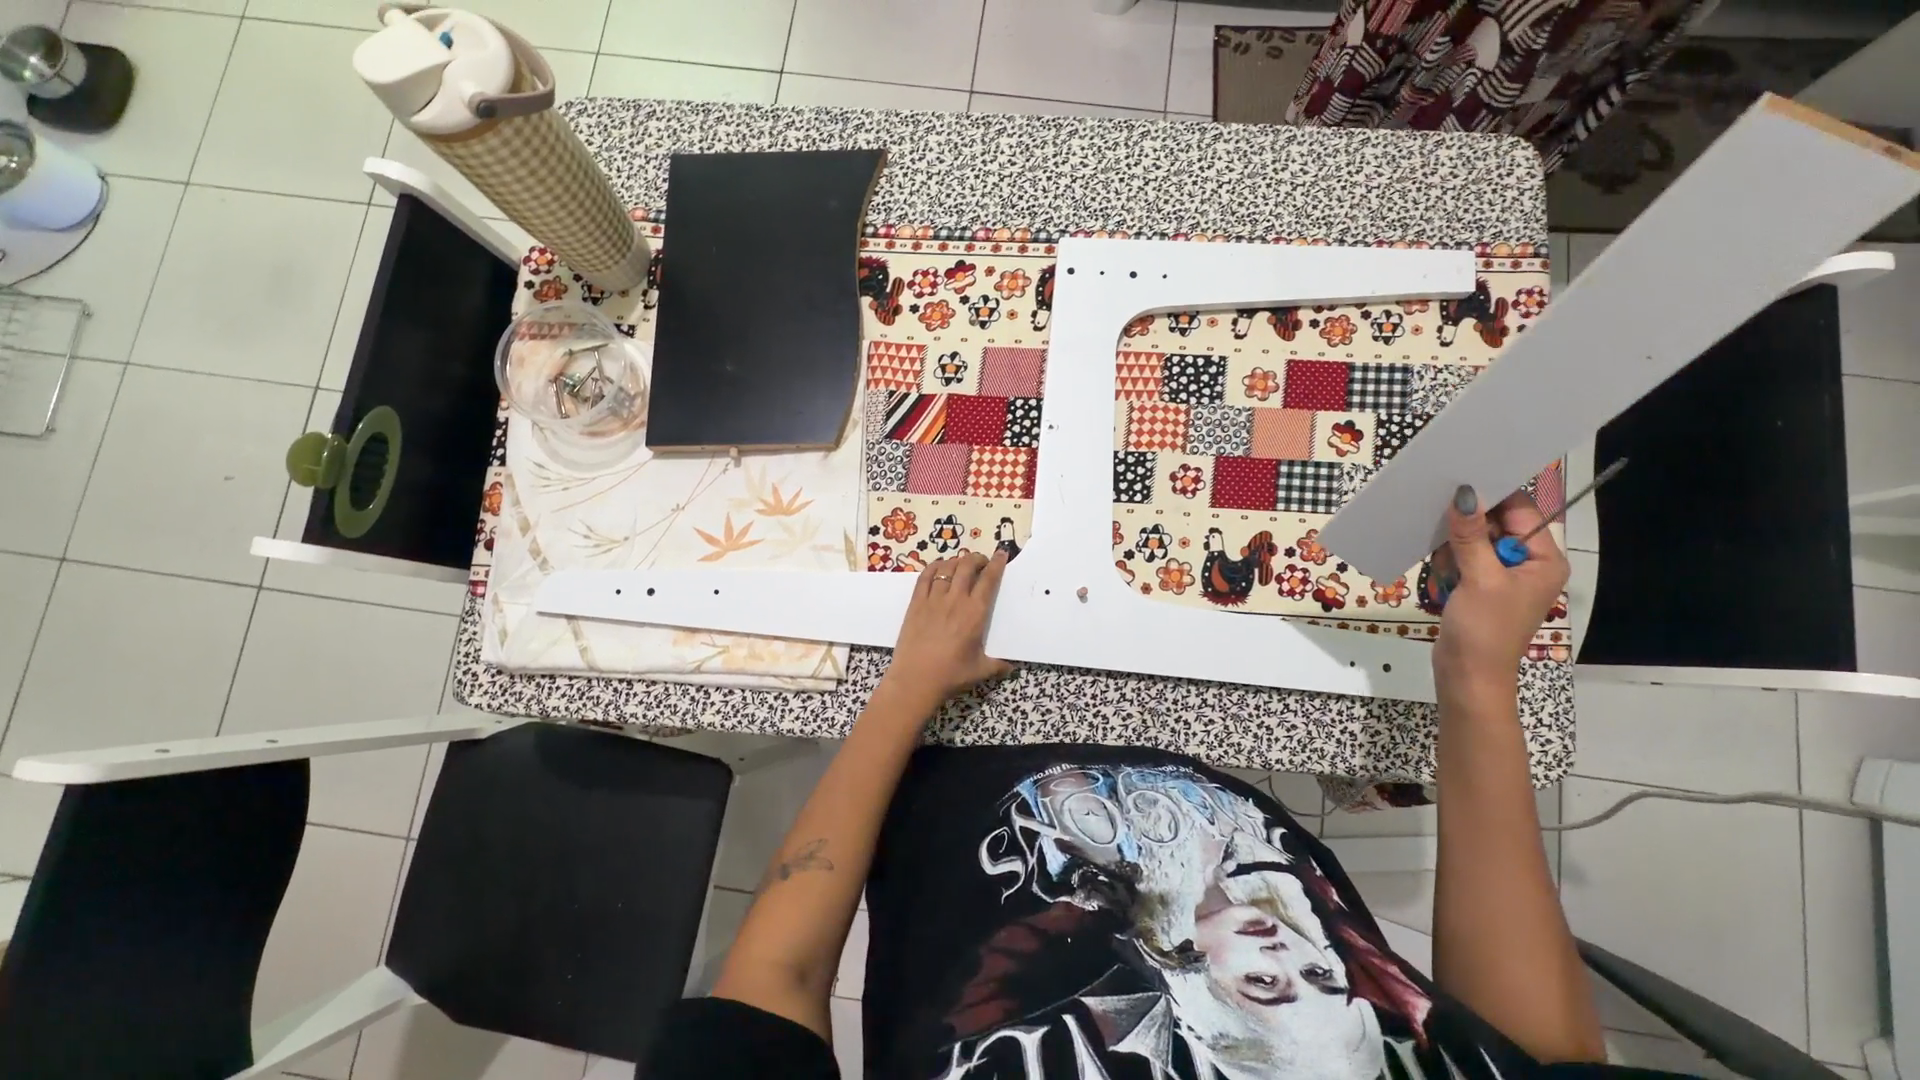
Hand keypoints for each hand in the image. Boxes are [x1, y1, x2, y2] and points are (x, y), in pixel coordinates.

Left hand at [881, 551, 1012, 710]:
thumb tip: (1010, 667)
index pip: (989, 580)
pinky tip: (938, 567)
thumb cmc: (951, 675)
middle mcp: (955, 600)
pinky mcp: (915, 603)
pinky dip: (934, 567)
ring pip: (946, 568)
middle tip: (982, 562)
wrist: (915, 680)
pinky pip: (925, 577)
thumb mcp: (980, 670)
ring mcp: (933, 600)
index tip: (1001, 554)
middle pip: (967, 566)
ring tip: (961, 564)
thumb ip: (997, 665)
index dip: (997, 564)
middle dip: (977, 558)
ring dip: (957, 561)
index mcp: (975, 613)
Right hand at [1432, 486, 1568, 696]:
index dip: (1492, 498)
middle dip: (1467, 527)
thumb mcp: (1479, 579)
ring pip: (1474, 540)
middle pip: (1495, 523)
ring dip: (1454, 547)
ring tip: (1446, 568)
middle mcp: (1527, 563)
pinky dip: (1449, 563)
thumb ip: (1470, 536)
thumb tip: (1464, 494)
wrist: (1468, 677)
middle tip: (1444, 534)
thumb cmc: (1484, 629)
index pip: (1521, 512)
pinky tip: (1443, 577)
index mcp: (1544, 559)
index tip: (1457, 484)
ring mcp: (1502, 576)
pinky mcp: (1479, 587)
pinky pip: (1463, 560)